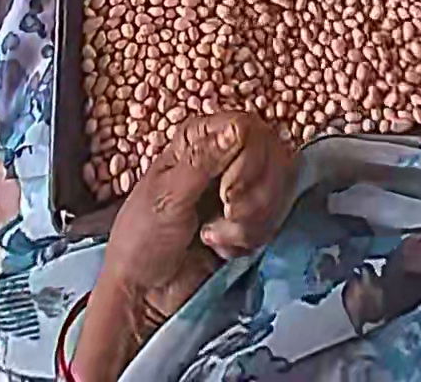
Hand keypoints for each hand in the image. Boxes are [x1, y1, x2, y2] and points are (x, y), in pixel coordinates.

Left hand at [77, 113, 295, 377]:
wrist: (146, 292)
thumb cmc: (144, 236)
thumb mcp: (168, 195)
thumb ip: (203, 160)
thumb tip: (238, 127)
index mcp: (199, 137)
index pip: (247, 127)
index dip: (247, 158)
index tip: (227, 192)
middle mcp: (225, 153)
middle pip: (270, 154)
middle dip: (251, 195)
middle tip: (223, 215)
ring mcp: (241, 184)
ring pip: (276, 188)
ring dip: (249, 222)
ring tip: (213, 236)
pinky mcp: (251, 216)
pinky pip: (274, 218)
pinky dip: (251, 238)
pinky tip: (222, 248)